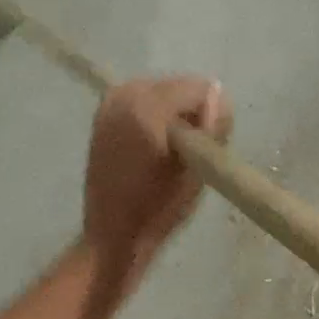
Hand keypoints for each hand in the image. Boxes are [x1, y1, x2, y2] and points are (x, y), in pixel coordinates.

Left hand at [82, 76, 229, 275]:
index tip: (205, 147)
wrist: (112, 233)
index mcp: (146, 107)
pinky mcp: (101, 118)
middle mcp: (123, 96)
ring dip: (172, 114)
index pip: (198, 89)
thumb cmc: (157, 208)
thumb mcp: (196, 170)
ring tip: (170, 152)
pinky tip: (153, 148)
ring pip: (159, 93)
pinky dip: (152, 117)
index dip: (210, 116)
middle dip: (190, 112)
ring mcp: (108, 106)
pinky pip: (140, 103)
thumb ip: (211, 127)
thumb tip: (218, 93)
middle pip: (177, 86)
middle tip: (189, 151)